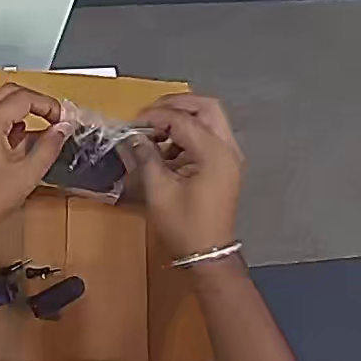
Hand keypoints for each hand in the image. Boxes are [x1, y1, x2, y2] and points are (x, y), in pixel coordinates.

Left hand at [0, 82, 73, 241]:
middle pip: (7, 91)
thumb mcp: (27, 174)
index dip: (48, 105)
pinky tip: (14, 138)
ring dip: (16, 107)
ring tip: (36, 124)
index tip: (62, 120)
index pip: (24, 97)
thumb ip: (48, 147)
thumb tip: (63, 128)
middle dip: (34, 101)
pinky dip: (1, 117)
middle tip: (52, 117)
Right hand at [121, 93, 243, 258]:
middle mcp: (227, 149)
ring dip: (182, 119)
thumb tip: (133, 137)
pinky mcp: (225, 167)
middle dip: (175, 106)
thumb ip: (146, 157)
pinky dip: (188, 135)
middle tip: (149, 115)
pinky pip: (209, 137)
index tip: (131, 123)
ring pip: (209, 120)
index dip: (154, 117)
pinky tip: (166, 148)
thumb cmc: (184, 226)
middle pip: (205, 107)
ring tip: (155, 132)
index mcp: (214, 153)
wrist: (207, 255)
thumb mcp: (159, 191)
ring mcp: (229, 157)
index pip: (182, 120)